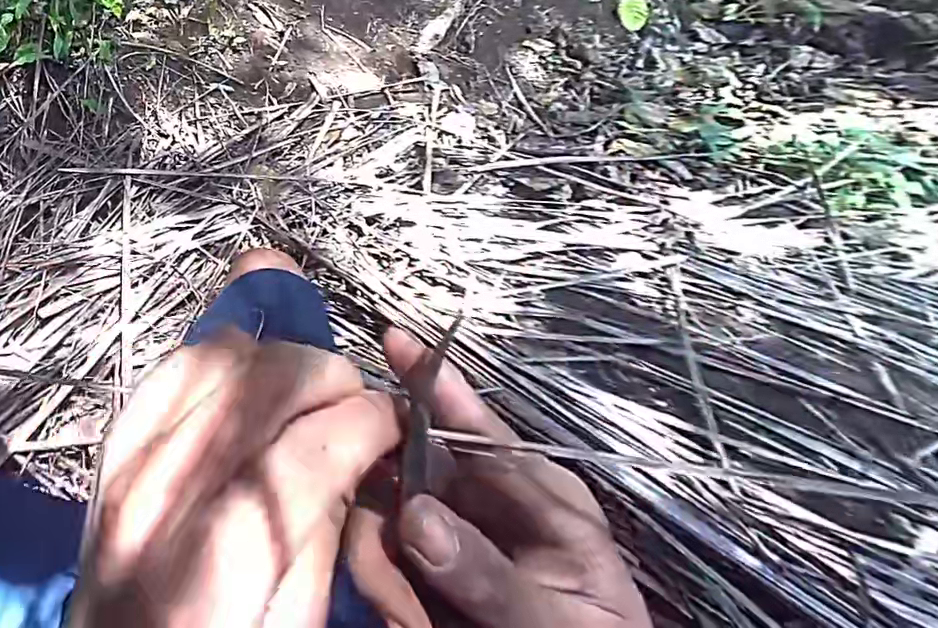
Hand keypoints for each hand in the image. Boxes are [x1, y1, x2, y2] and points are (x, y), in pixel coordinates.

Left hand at [70, 329, 401, 627]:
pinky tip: (249, 376)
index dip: (358, 424)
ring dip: (274, 360)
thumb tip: (350, 455)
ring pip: (212, 361)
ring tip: (307, 385)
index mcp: (210, 569)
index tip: (391, 417)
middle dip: (321, 375)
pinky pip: (172, 368)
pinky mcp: (114, 439)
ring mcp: (126, 458)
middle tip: (354, 395)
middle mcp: (159, 496)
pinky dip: (220, 359)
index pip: (298, 458)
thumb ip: (319, 544)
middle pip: (253, 390)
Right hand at [344, 328, 650, 627]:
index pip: (473, 424)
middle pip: (405, 457)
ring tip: (406, 614)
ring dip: (380, 558)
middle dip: (380, 487)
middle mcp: (474, 496)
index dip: (429, 378)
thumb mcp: (563, 624)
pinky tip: (402, 616)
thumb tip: (412, 517)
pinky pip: (374, 552)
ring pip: (378, 504)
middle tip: (375, 536)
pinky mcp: (413, 566)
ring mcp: (440, 530)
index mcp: (529, 490)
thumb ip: (492, 574)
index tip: (394, 338)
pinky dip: (381, 584)